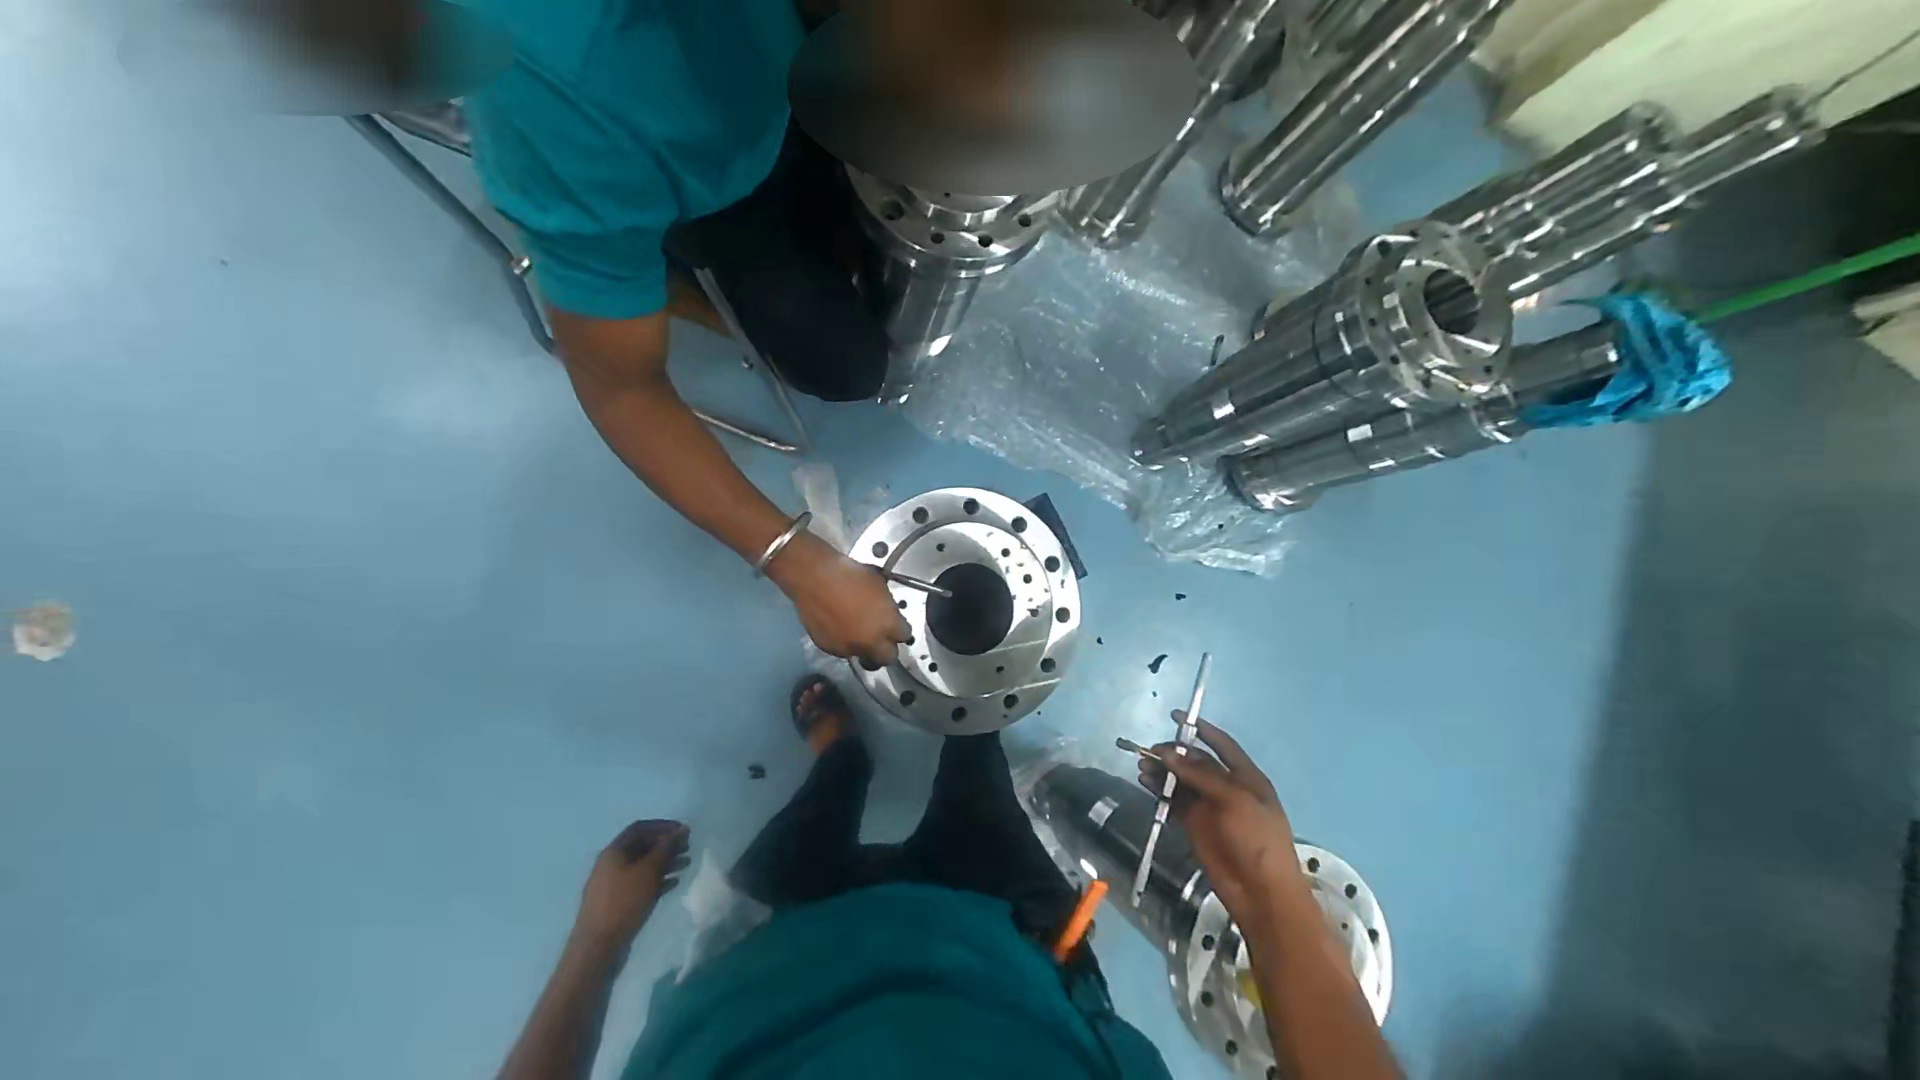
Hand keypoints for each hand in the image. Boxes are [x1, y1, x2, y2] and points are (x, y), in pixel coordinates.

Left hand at [573, 820, 689, 949]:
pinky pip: (641, 883)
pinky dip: (658, 880)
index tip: (683, 832)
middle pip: (642, 846)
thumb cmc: (624, 902)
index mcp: (614, 852)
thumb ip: (666, 848)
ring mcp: (613, 884)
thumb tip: (682, 829)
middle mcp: (611, 864)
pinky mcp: (618, 902)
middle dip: (666, 845)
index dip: (663, 826)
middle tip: (687, 848)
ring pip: (643, 865)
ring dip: (665, 862)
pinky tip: (674, 883)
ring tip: (686, 864)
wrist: (597, 948)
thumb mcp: (648, 871)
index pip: (640, 828)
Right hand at [768, 533, 912, 667]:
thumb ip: (887, 606)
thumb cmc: (849, 573)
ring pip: (865, 656)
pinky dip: (845, 642)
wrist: (814, 577)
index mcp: (888, 624)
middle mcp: (871, 642)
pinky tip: (839, 627)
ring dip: (865, 646)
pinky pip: (843, 650)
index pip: (906, 635)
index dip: (900, 629)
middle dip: (888, 648)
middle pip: (889, 657)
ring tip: (857, 630)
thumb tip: (887, 612)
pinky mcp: (830, 649)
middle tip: (881, 636)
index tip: (896, 624)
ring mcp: (849, 648)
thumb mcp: (879, 585)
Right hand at [1141, 715, 1307, 930]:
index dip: (1201, 729)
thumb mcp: (1234, 799)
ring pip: (1182, 781)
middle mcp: (1227, 788)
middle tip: (1149, 752)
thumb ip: (1200, 774)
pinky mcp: (1195, 824)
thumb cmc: (1256, 839)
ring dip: (1163, 772)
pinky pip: (1174, 801)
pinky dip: (1160, 792)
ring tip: (1142, 768)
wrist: (1260, 891)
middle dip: (1173, 753)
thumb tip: (1168, 753)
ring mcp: (1210, 807)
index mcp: (1246, 778)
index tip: (1175, 717)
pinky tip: (1146, 784)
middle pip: (1196, 762)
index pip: (1222, 745)